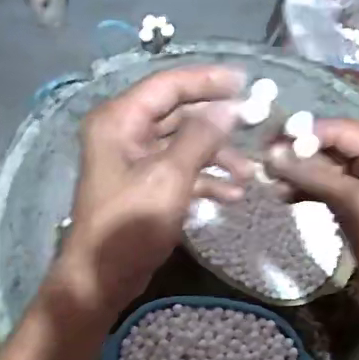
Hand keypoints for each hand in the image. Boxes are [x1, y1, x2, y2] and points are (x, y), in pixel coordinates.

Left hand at [54, 64, 247, 308]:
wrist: (102, 278)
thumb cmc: (130, 225)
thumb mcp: (169, 178)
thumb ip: (200, 138)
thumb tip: (230, 108)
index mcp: (119, 120)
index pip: (168, 85)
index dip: (208, 81)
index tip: (247, 82)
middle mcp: (124, 133)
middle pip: (178, 114)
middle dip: (218, 125)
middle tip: (256, 127)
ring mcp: (134, 162)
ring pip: (182, 145)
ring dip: (216, 158)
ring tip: (249, 175)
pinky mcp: (144, 187)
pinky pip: (178, 171)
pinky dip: (204, 181)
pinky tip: (231, 196)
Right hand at [269, 119, 358, 305]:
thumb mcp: (357, 203)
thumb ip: (315, 176)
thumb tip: (272, 155)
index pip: (341, 130)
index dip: (305, 133)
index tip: (268, 141)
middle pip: (330, 146)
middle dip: (297, 154)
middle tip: (262, 161)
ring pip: (324, 168)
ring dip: (297, 173)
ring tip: (267, 180)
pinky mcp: (353, 204)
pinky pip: (324, 188)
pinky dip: (304, 191)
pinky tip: (282, 195)